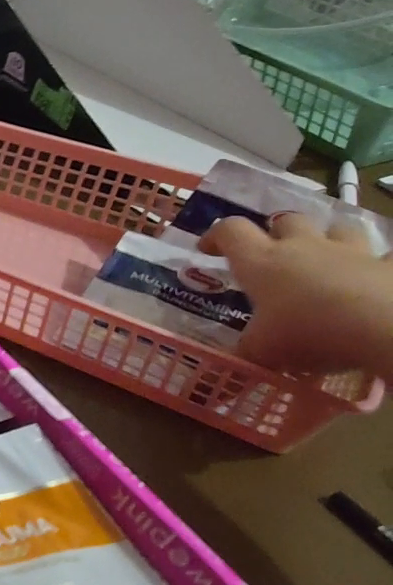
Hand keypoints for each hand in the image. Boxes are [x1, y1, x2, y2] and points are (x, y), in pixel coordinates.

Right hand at [200, 214, 392, 376]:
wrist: (392, 329)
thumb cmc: (311, 332)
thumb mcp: (265, 350)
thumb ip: (248, 350)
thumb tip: (233, 364)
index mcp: (260, 260)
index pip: (229, 229)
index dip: (217, 236)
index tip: (210, 250)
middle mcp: (303, 248)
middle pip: (286, 220)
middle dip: (278, 231)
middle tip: (275, 254)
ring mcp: (354, 254)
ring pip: (340, 229)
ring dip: (332, 239)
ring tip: (329, 260)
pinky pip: (388, 258)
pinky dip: (381, 267)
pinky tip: (376, 283)